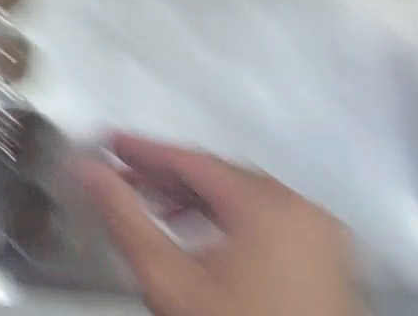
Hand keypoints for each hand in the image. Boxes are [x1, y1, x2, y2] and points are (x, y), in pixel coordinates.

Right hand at [77, 135, 361, 315]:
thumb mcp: (167, 276)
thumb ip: (121, 213)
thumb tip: (85, 166)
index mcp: (267, 204)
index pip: (190, 160)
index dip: (141, 150)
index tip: (104, 141)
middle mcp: (303, 211)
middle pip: (218, 175)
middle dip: (166, 174)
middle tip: (123, 176)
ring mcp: (325, 239)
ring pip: (244, 197)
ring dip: (194, 196)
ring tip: (154, 207)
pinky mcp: (332, 264)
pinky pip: (268, 220)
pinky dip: (227, 217)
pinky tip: (198, 234)